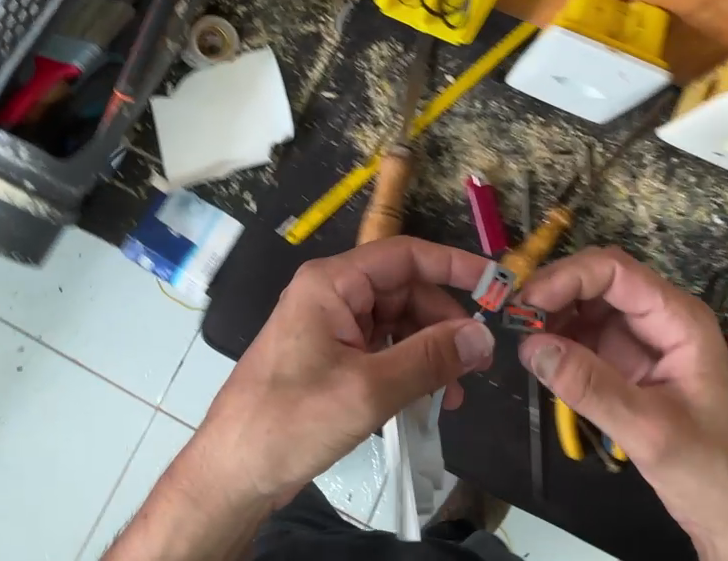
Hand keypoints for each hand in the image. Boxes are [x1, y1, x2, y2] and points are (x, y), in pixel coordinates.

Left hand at [188, 237, 497, 507]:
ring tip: (455, 393)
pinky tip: (429, 399)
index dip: (452, 265)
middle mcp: (332, 294)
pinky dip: (408, 367)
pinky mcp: (331, 357)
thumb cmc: (292, 419)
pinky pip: (382, 347)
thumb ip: (430, 359)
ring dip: (429, 351)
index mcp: (332, 283)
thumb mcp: (368, 390)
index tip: (495, 285)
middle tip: (475, 362)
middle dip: (442, 323)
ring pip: (397, 322)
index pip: (404, 255)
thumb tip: (484, 337)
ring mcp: (330, 326)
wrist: (232, 471)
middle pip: (404, 291)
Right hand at [519, 247, 727, 560]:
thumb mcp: (652, 432)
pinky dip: (559, 342)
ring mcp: (641, 341)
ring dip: (552, 317)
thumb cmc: (713, 473)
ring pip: (585, 306)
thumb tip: (531, 346)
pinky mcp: (627, 364)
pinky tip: (540, 359)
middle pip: (596, 281)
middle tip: (514, 320)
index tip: (527, 303)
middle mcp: (658, 319)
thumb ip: (591, 387)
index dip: (567, 277)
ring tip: (521, 340)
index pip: (614, 271)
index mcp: (678, 319)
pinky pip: (585, 337)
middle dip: (554, 293)